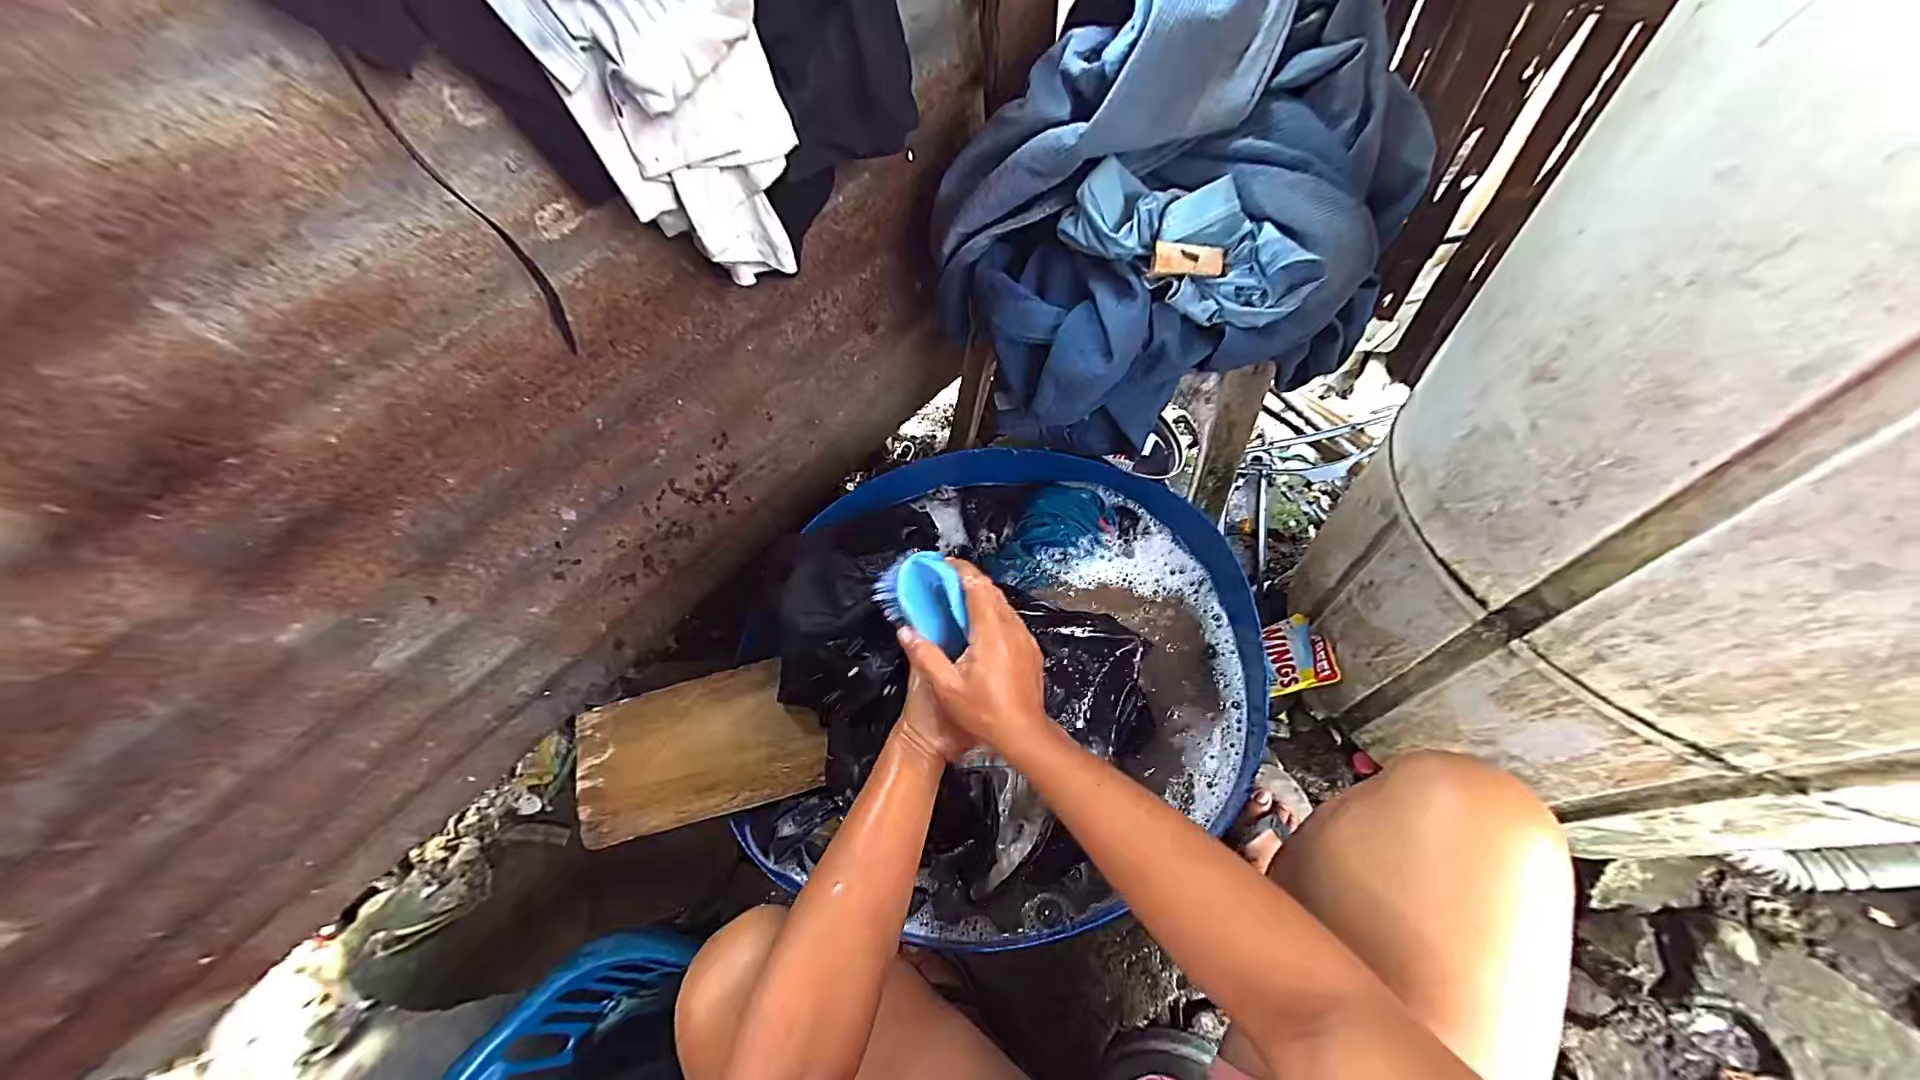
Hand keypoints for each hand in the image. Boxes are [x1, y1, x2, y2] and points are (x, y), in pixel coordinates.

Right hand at [896, 558, 1051, 751]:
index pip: (977, 586)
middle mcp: (1011, 629)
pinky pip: (1011, 620)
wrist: (1023, 733)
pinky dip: (993, 613)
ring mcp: (1024, 638)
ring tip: (959, 602)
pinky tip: (979, 628)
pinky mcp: (1030, 649)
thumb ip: (924, 655)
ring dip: (981, 596)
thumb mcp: (946, 686)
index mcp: (990, 632)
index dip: (960, 569)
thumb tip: (906, 632)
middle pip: (990, 591)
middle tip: (946, 581)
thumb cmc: (986, 713)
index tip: (944, 564)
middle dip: (968, 580)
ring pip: (1002, 604)